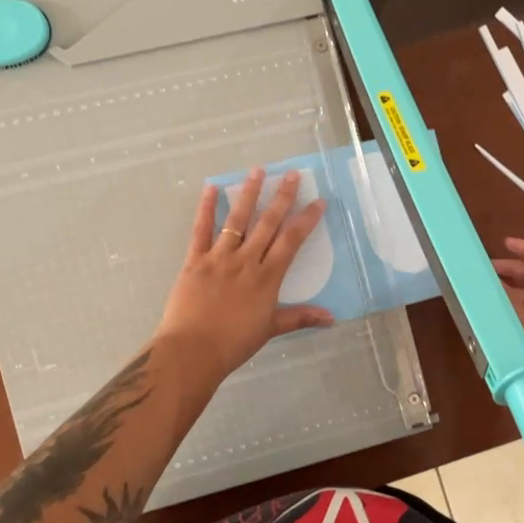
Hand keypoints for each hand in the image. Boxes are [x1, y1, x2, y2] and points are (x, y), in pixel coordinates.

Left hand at [155, 168, 332, 379]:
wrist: (192, 351)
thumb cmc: (233, 344)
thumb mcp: (269, 330)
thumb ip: (299, 318)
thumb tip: (332, 318)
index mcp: (267, 278)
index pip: (291, 241)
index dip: (306, 220)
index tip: (318, 201)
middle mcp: (246, 261)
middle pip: (267, 224)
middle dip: (282, 197)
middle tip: (292, 174)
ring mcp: (219, 258)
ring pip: (237, 220)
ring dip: (248, 194)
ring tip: (258, 171)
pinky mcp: (194, 261)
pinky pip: (200, 230)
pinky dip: (205, 208)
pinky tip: (211, 189)